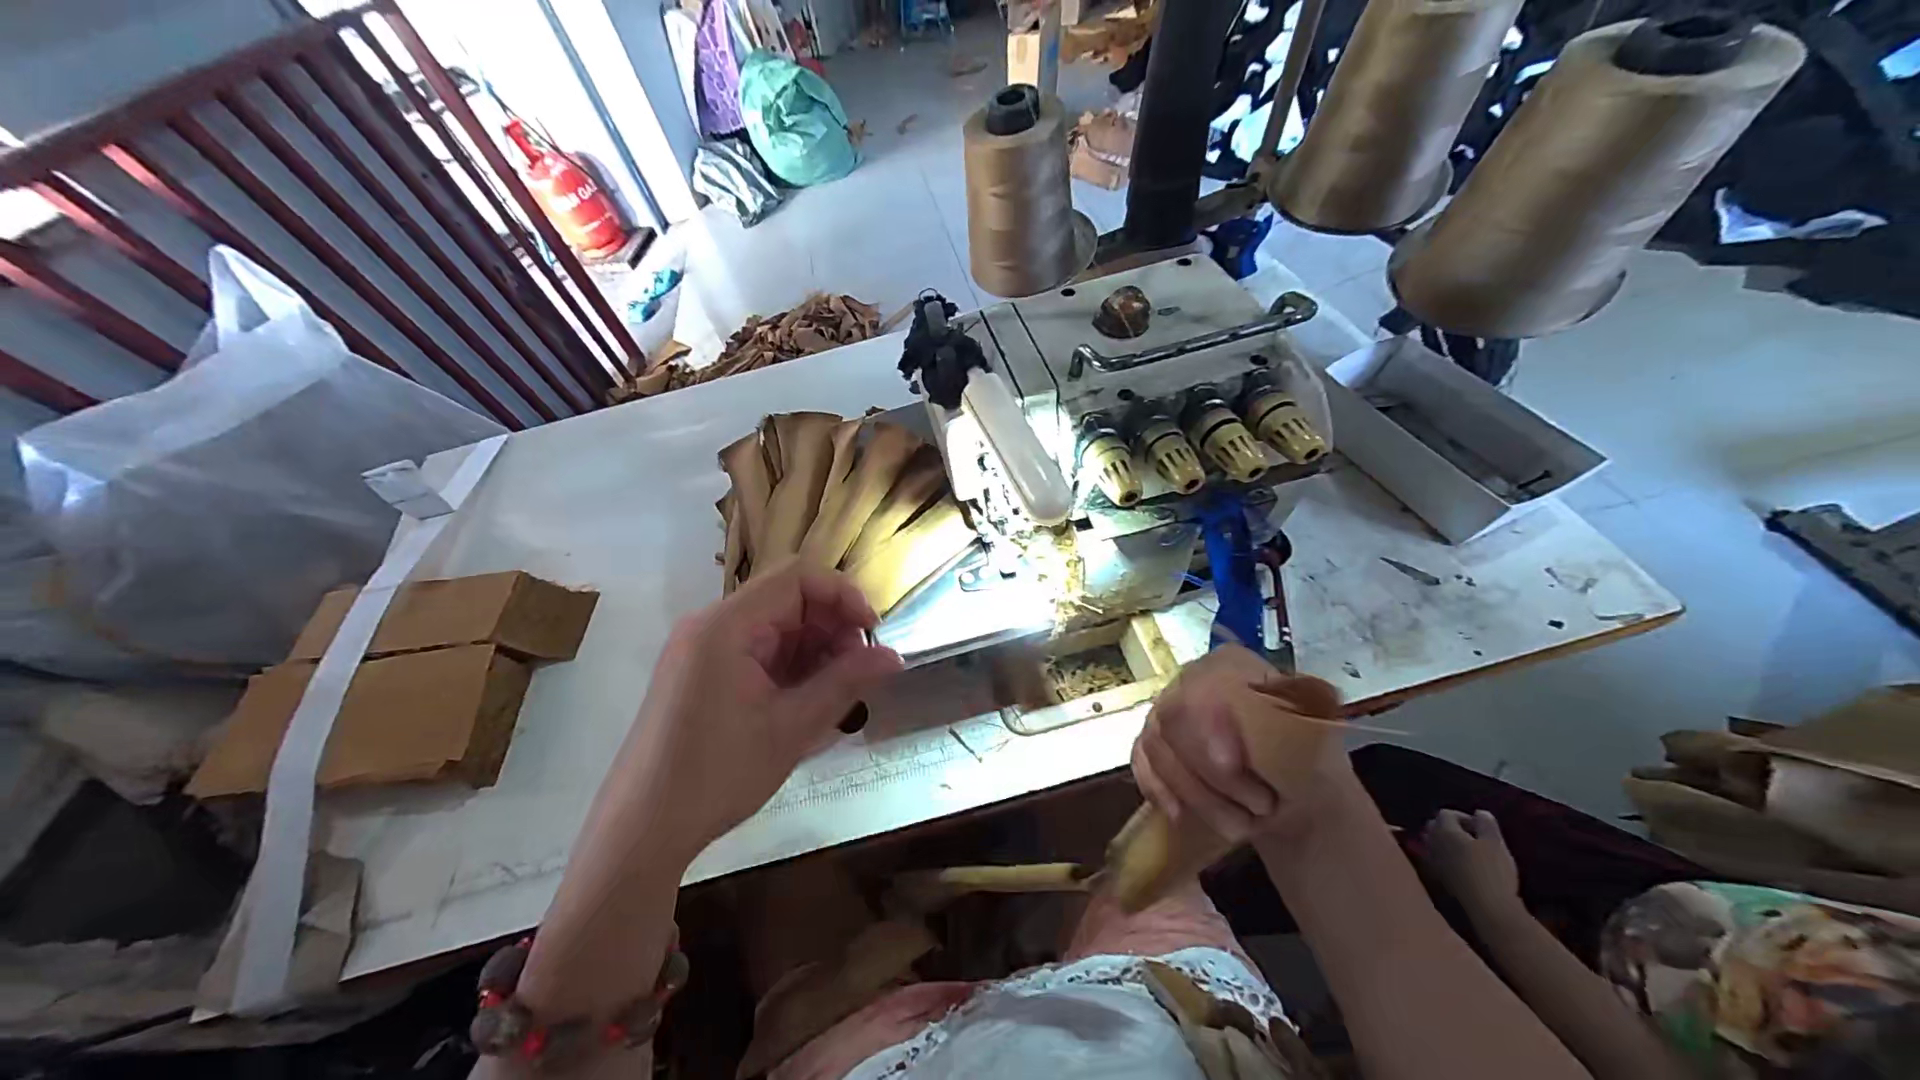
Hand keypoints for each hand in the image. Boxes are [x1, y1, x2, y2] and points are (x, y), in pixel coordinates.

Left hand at [625, 564, 902, 858]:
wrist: (641, 830)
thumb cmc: (718, 775)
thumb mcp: (793, 728)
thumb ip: (847, 682)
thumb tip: (895, 656)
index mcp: (726, 625)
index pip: (797, 577)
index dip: (843, 596)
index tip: (872, 634)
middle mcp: (710, 625)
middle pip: (786, 599)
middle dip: (831, 627)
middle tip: (859, 671)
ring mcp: (701, 649)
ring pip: (774, 627)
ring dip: (813, 650)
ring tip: (836, 693)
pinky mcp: (700, 674)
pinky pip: (756, 651)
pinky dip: (788, 667)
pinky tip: (806, 702)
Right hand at [1130, 646, 1347, 843]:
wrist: (1294, 797)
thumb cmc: (1306, 760)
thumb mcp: (1313, 728)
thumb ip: (1292, 705)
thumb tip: (1279, 690)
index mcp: (1229, 665)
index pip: (1203, 686)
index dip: (1208, 724)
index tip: (1232, 767)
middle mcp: (1189, 680)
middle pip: (1174, 719)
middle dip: (1211, 773)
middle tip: (1260, 807)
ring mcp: (1165, 711)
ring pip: (1157, 746)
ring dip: (1195, 794)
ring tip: (1240, 825)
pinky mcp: (1152, 742)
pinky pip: (1141, 761)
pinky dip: (1157, 789)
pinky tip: (1179, 814)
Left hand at [1420, 809, 1521, 921]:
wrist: (1487, 910)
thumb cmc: (1492, 871)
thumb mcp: (1495, 843)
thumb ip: (1486, 824)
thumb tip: (1480, 813)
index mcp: (1442, 831)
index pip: (1446, 814)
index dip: (1464, 817)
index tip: (1483, 828)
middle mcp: (1430, 843)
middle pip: (1436, 827)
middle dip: (1453, 828)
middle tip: (1476, 839)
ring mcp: (1430, 861)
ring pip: (1435, 844)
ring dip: (1449, 844)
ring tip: (1472, 854)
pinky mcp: (1435, 879)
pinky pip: (1437, 861)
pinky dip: (1448, 860)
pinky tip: (1466, 869)